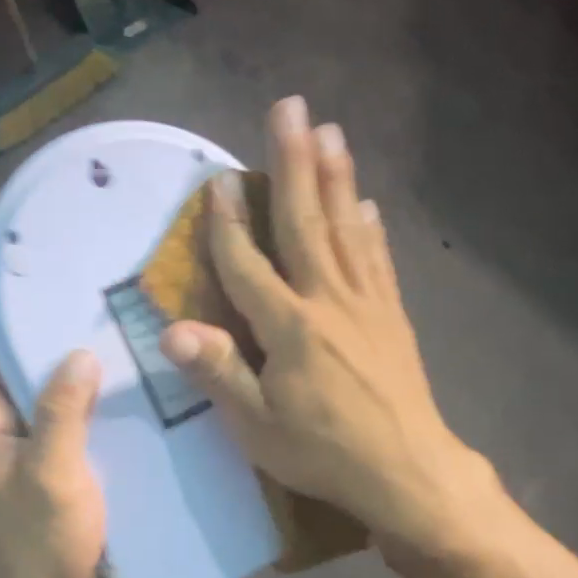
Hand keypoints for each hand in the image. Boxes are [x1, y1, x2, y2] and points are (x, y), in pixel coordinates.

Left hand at [0, 280, 105, 577]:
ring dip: (53, 340)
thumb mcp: (52, 475)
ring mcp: (24, 437)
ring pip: (34, 374)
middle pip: (2, 349)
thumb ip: (61, 415)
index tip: (4, 249)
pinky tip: (114, 363)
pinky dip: (78, 378)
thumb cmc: (38, 538)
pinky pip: (61, 401)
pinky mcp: (52, 453)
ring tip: (94, 301)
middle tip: (66, 265)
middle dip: (24, 307)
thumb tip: (78, 352)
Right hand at [159, 96, 504, 557]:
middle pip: (306, 222)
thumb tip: (171, 329)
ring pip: (347, 228)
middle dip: (294, 163)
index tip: (220, 181)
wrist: (406, 471)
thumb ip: (218, 373)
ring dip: (336, 177)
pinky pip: (378, 260)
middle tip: (290, 106)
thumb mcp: (257, 427)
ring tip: (330, 131)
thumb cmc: (323, 453)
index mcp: (289, 327)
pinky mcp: (392, 318)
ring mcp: (367, 305)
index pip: (249, 264)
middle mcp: (329, 301)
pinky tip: (367, 205)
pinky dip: (370, 228)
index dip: (229, 224)